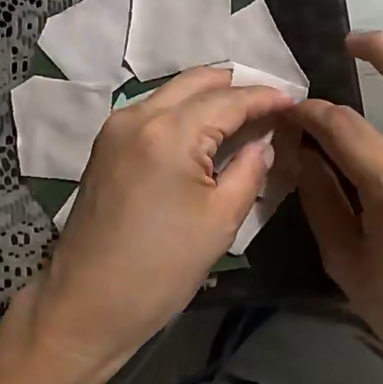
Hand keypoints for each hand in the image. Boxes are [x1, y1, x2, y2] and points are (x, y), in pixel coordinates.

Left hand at [18, 66, 294, 382]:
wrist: (88, 300)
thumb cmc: (161, 267)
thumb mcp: (219, 220)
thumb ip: (248, 170)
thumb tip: (263, 142)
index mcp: (168, 131)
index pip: (226, 99)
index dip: (264, 97)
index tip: (295, 99)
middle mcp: (136, 116)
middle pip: (194, 83)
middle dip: (234, 87)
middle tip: (270, 104)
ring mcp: (114, 129)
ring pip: (169, 94)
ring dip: (205, 97)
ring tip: (242, 116)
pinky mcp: (104, 146)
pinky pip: (150, 113)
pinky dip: (180, 113)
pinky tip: (203, 131)